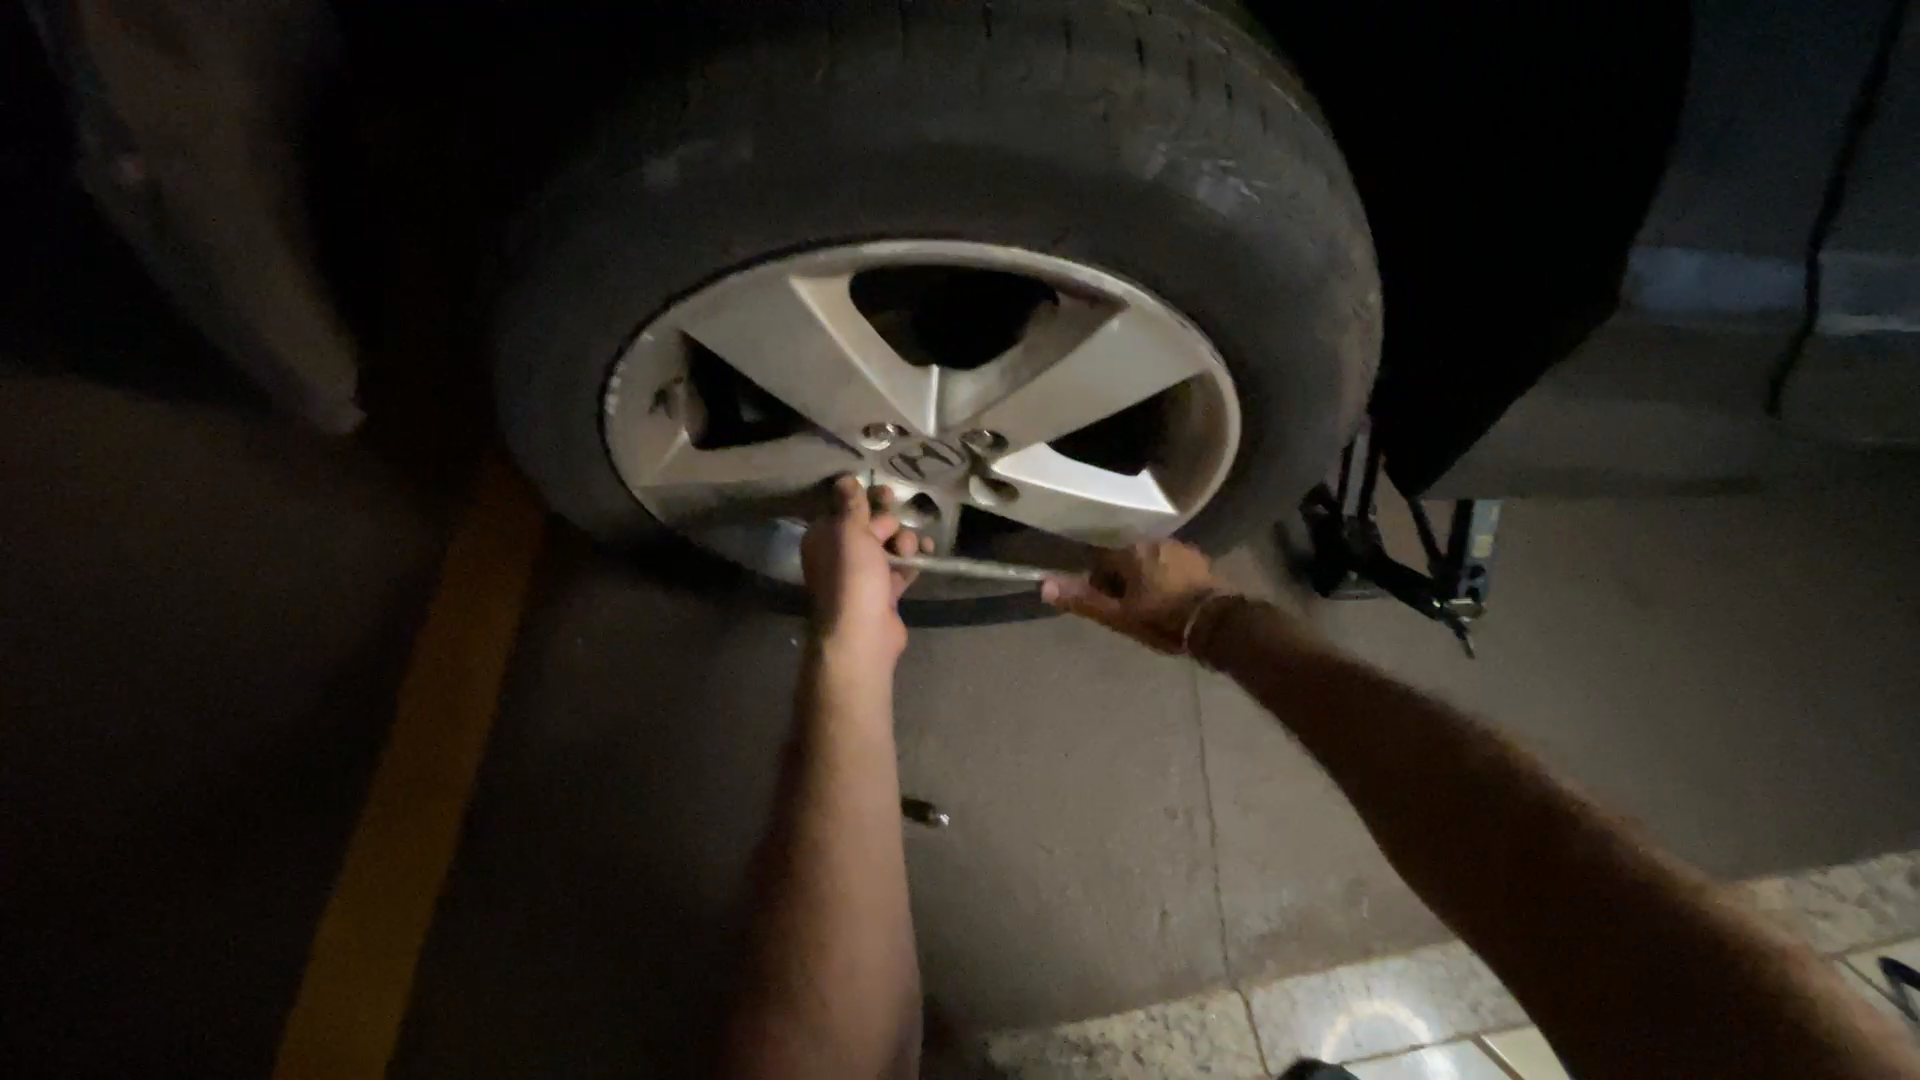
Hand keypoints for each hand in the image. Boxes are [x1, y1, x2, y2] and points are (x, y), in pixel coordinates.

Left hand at [801, 476, 930, 663]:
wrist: (863, 633)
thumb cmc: (852, 577)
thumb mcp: (850, 532)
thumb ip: (851, 504)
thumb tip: (844, 479)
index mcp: (824, 537)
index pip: (845, 508)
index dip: (867, 500)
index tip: (887, 495)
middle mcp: (840, 553)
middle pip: (871, 525)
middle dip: (890, 523)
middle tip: (896, 530)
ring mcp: (863, 574)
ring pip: (889, 545)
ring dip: (905, 541)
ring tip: (912, 550)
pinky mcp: (884, 591)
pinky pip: (902, 566)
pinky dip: (915, 560)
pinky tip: (929, 553)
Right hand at [1041, 540, 1225, 653]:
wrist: (1218, 624)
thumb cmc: (1162, 620)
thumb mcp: (1118, 616)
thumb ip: (1083, 599)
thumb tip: (1043, 585)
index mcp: (1130, 551)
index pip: (1101, 563)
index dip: (1101, 587)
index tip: (1112, 609)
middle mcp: (1154, 541)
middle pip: (1126, 560)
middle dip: (1125, 583)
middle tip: (1133, 612)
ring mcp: (1181, 548)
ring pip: (1150, 563)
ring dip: (1147, 580)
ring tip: (1155, 609)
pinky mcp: (1201, 560)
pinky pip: (1173, 566)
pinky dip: (1169, 580)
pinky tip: (1175, 602)